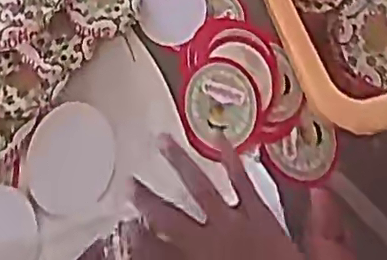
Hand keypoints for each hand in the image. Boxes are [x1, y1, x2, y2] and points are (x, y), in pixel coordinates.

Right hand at [129, 136, 307, 259]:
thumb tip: (158, 256)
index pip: (162, 250)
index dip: (142, 236)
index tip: (126, 222)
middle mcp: (213, 242)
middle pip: (172, 218)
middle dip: (149, 200)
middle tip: (130, 181)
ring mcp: (236, 224)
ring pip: (201, 188)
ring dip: (180, 163)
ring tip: (163, 140)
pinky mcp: (261, 216)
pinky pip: (244, 184)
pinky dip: (233, 160)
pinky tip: (222, 139)